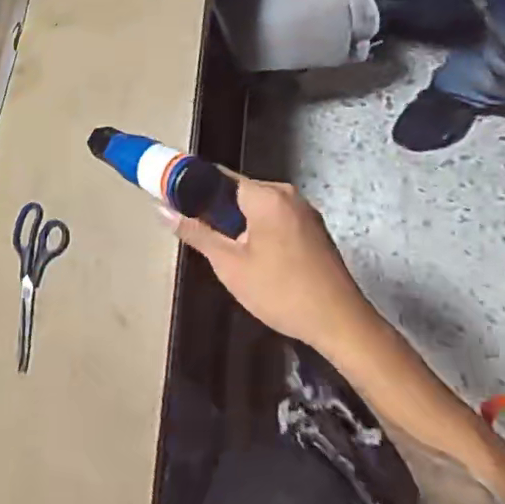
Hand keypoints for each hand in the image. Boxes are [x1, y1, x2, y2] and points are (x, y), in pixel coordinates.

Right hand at [166, 172, 381, 355]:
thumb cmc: (281, 291)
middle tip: (193, 230)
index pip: (216, 176)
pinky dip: (254, 229)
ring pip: (254, 207)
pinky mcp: (313, 231)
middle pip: (236, 190)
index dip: (190, 186)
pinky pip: (273, 219)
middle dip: (212, 207)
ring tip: (219, 247)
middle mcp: (288, 196)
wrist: (343, 327)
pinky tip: (247, 255)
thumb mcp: (228, 264)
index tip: (170, 200)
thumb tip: (161, 209)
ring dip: (233, 221)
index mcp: (267, 196)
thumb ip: (195, 232)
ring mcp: (305, 213)